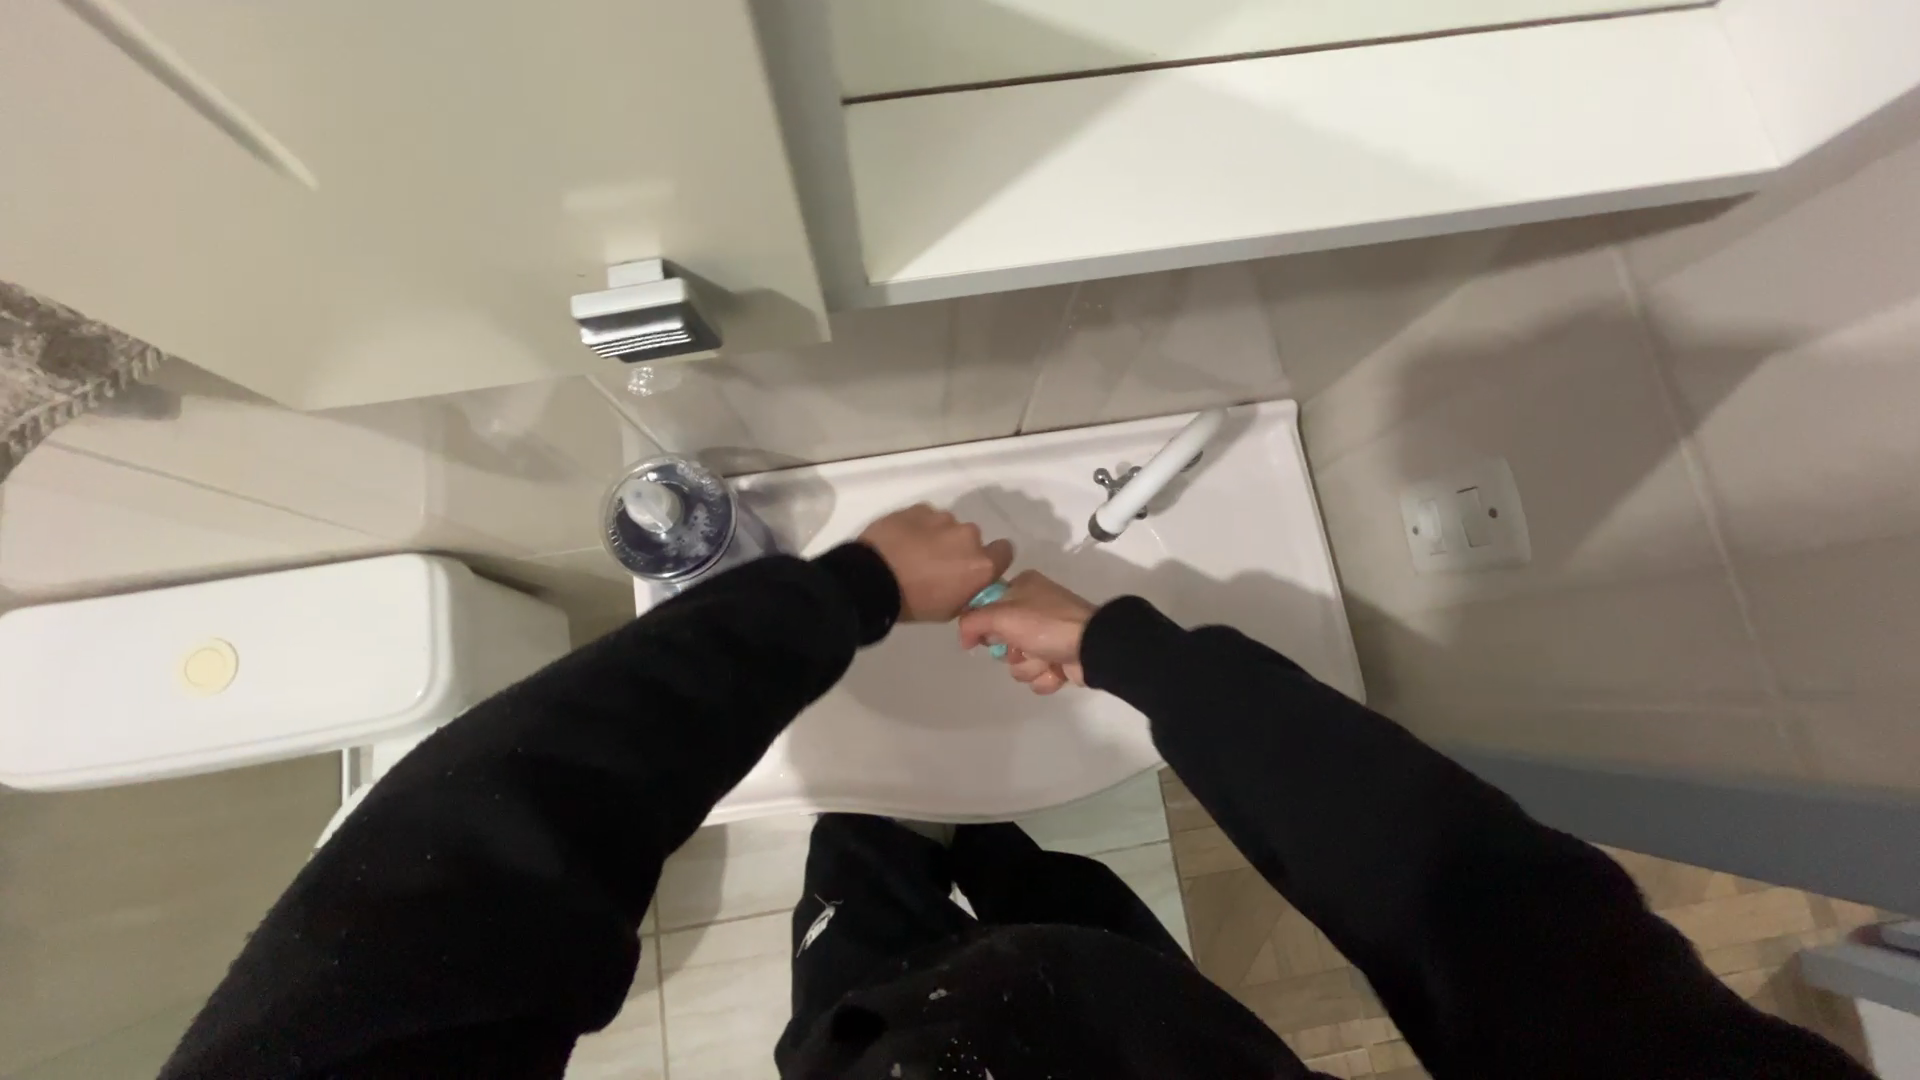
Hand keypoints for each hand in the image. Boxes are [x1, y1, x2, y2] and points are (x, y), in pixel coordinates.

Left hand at [858, 504, 1013, 621]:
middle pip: (972, 539)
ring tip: (914, 552)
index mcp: (981, 564)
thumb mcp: (949, 611)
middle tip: (937, 564)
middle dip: (959, 548)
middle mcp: (968, 536)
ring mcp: (943, 519)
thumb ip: (969, 592)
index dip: (992, 559)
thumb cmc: (913, 603)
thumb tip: (972, 584)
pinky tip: (902, 540)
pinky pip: (926, 516)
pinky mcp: (919, 508)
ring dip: (938, 536)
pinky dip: (918, 526)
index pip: (1004, 552)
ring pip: (948, 526)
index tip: (974, 567)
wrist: (871, 580)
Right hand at [957, 571, 1096, 694]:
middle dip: (1012, 651)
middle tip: (1022, 646)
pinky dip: (1046, 677)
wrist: (1094, 647)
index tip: (991, 634)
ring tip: (1046, 659)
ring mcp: (1049, 635)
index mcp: (1023, 587)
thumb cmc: (1046, 624)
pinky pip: (1038, 675)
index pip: (987, 606)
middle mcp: (1034, 608)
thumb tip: (964, 638)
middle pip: (1001, 640)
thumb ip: (972, 622)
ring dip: (1030, 665)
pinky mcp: (1060, 658)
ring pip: (1018, 662)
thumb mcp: (1002, 615)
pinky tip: (1057, 669)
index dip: (986, 625)